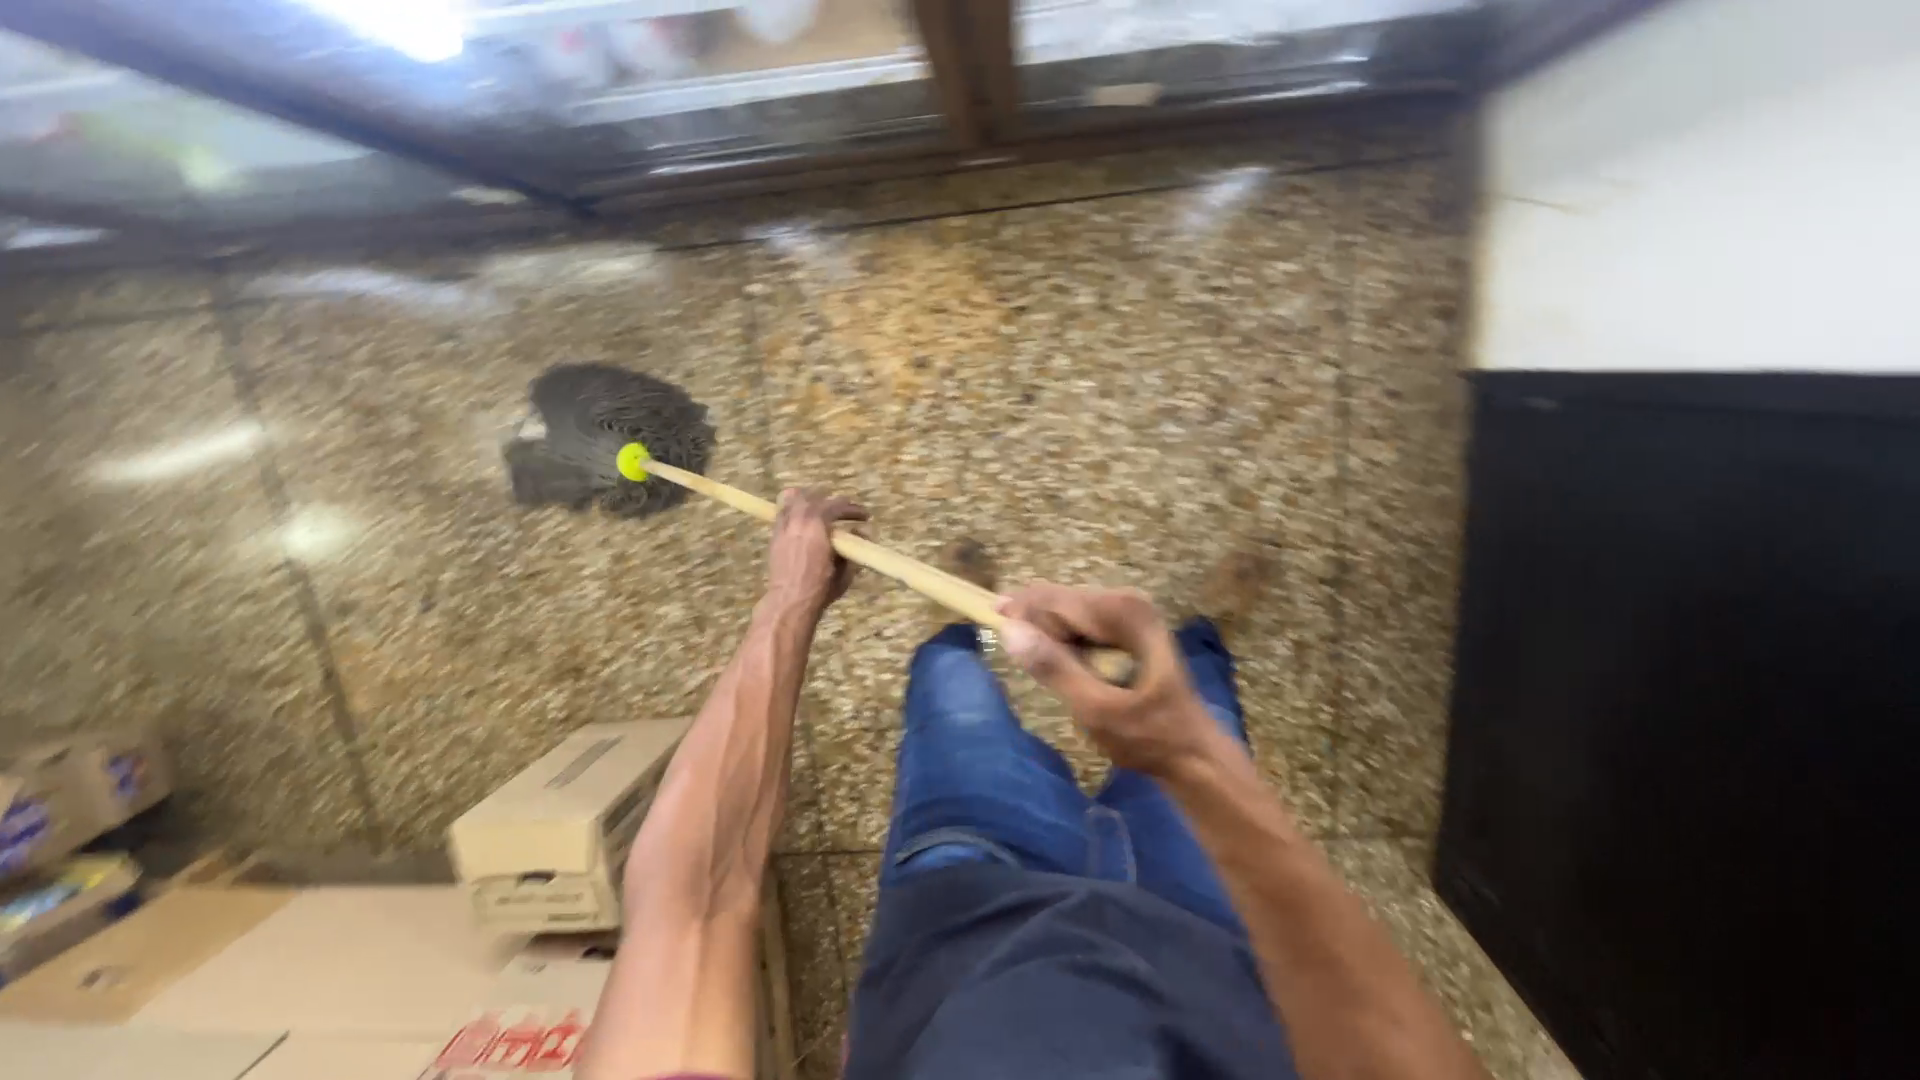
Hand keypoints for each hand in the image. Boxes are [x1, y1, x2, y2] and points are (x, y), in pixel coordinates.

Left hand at [768, 488, 868, 613]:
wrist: (790, 599)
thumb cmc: (821, 587)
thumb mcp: (845, 570)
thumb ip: (854, 547)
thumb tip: (863, 531)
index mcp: (819, 525)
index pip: (838, 506)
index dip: (854, 509)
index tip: (865, 516)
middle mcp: (800, 519)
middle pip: (817, 497)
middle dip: (834, 502)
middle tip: (845, 511)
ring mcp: (784, 524)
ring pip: (795, 497)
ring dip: (810, 498)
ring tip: (820, 504)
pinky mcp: (775, 533)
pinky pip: (782, 509)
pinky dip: (793, 506)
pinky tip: (801, 513)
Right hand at [998, 584, 1220, 777]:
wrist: (1193, 755)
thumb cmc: (1148, 737)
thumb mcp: (1097, 709)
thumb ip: (1054, 668)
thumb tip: (1009, 631)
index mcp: (1126, 615)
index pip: (1058, 602)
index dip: (1021, 610)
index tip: (990, 618)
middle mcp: (1130, 603)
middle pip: (1063, 600)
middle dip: (1031, 615)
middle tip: (999, 630)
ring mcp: (1132, 614)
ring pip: (1070, 609)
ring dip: (1045, 626)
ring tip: (1021, 645)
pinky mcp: (1131, 629)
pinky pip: (1083, 622)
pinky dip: (1062, 635)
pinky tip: (1051, 653)